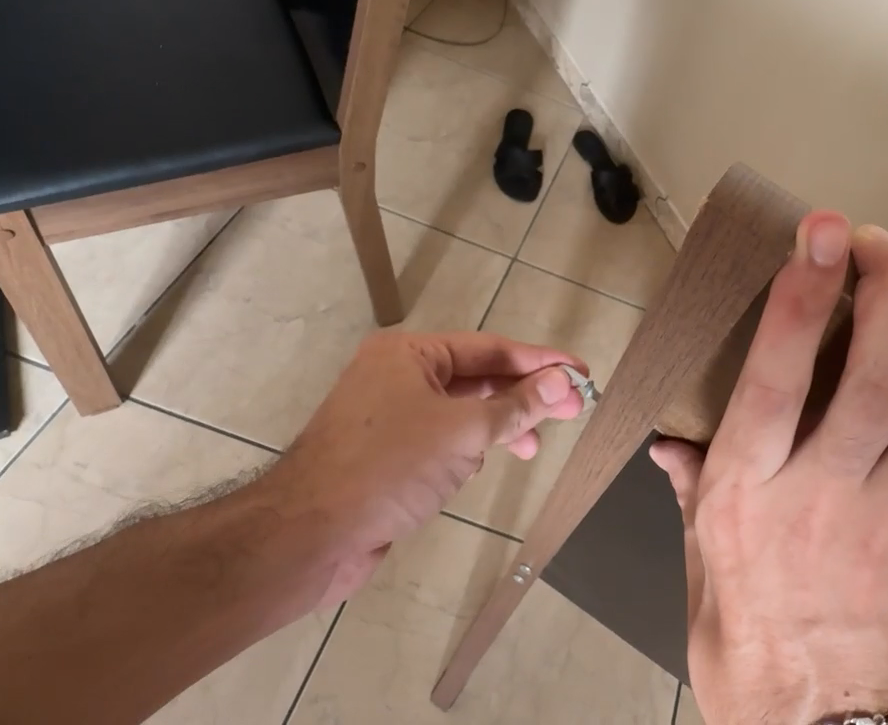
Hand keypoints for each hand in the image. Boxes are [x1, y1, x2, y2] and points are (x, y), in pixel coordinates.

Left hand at [249, 330, 587, 606]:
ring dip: (497, 426)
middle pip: (477, 378)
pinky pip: (440, 439)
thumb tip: (562, 382)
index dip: (540, 362)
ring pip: (460, 411)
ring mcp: (388, 415)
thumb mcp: (463, 432)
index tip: (581, 374)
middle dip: (523, 397)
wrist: (306, 537)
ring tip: (531, 448)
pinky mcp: (385, 454)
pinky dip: (466, 448)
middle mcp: (397, 375)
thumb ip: (516, 406)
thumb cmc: (388, 469)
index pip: (490, 349)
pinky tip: (479, 467)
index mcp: (410, 353)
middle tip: (572, 410)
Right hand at [650, 213, 887, 723]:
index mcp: (751, 487)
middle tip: (883, 247)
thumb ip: (690, 481)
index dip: (803, 298)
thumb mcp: (696, 549)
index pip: (777, 377)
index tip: (823, 235)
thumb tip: (668, 440)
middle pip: (879, 378)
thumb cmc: (744, 629)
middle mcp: (827, 495)